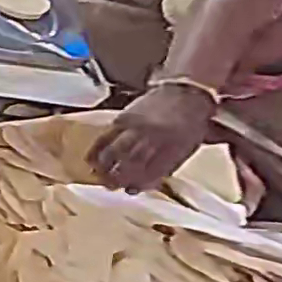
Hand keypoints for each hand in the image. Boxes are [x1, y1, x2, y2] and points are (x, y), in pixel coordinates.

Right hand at [88, 84, 217, 191]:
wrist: (185, 92)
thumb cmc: (190, 123)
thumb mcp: (188, 147)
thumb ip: (166, 166)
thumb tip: (142, 185)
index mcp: (173, 144)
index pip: (151, 170)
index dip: (138, 182)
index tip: (130, 189)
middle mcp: (152, 135)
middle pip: (130, 162)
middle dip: (118, 177)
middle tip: (111, 186)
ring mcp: (135, 126)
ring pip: (114, 151)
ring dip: (105, 167)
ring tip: (100, 177)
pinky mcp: (122, 118)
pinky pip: (105, 136)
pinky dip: (96, 151)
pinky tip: (91, 161)